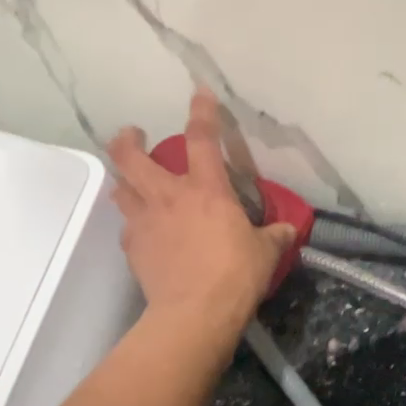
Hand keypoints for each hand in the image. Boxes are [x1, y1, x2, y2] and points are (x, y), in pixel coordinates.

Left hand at [106, 91, 295, 328]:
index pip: (202, 139)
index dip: (202, 112)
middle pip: (130, 155)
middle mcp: (168, 196)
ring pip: (120, 187)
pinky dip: (134, 222)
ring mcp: (145, 221)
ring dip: (124, 180)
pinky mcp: (133, 247)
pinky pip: (128, 226)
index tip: (199, 93)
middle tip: (134, 136)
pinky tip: (144, 230)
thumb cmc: (236, 276)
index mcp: (207, 191)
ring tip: (133, 183)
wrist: (195, 312)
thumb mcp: (265, 254)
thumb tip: (285, 229)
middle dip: (128, 140)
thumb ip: (273, 236)